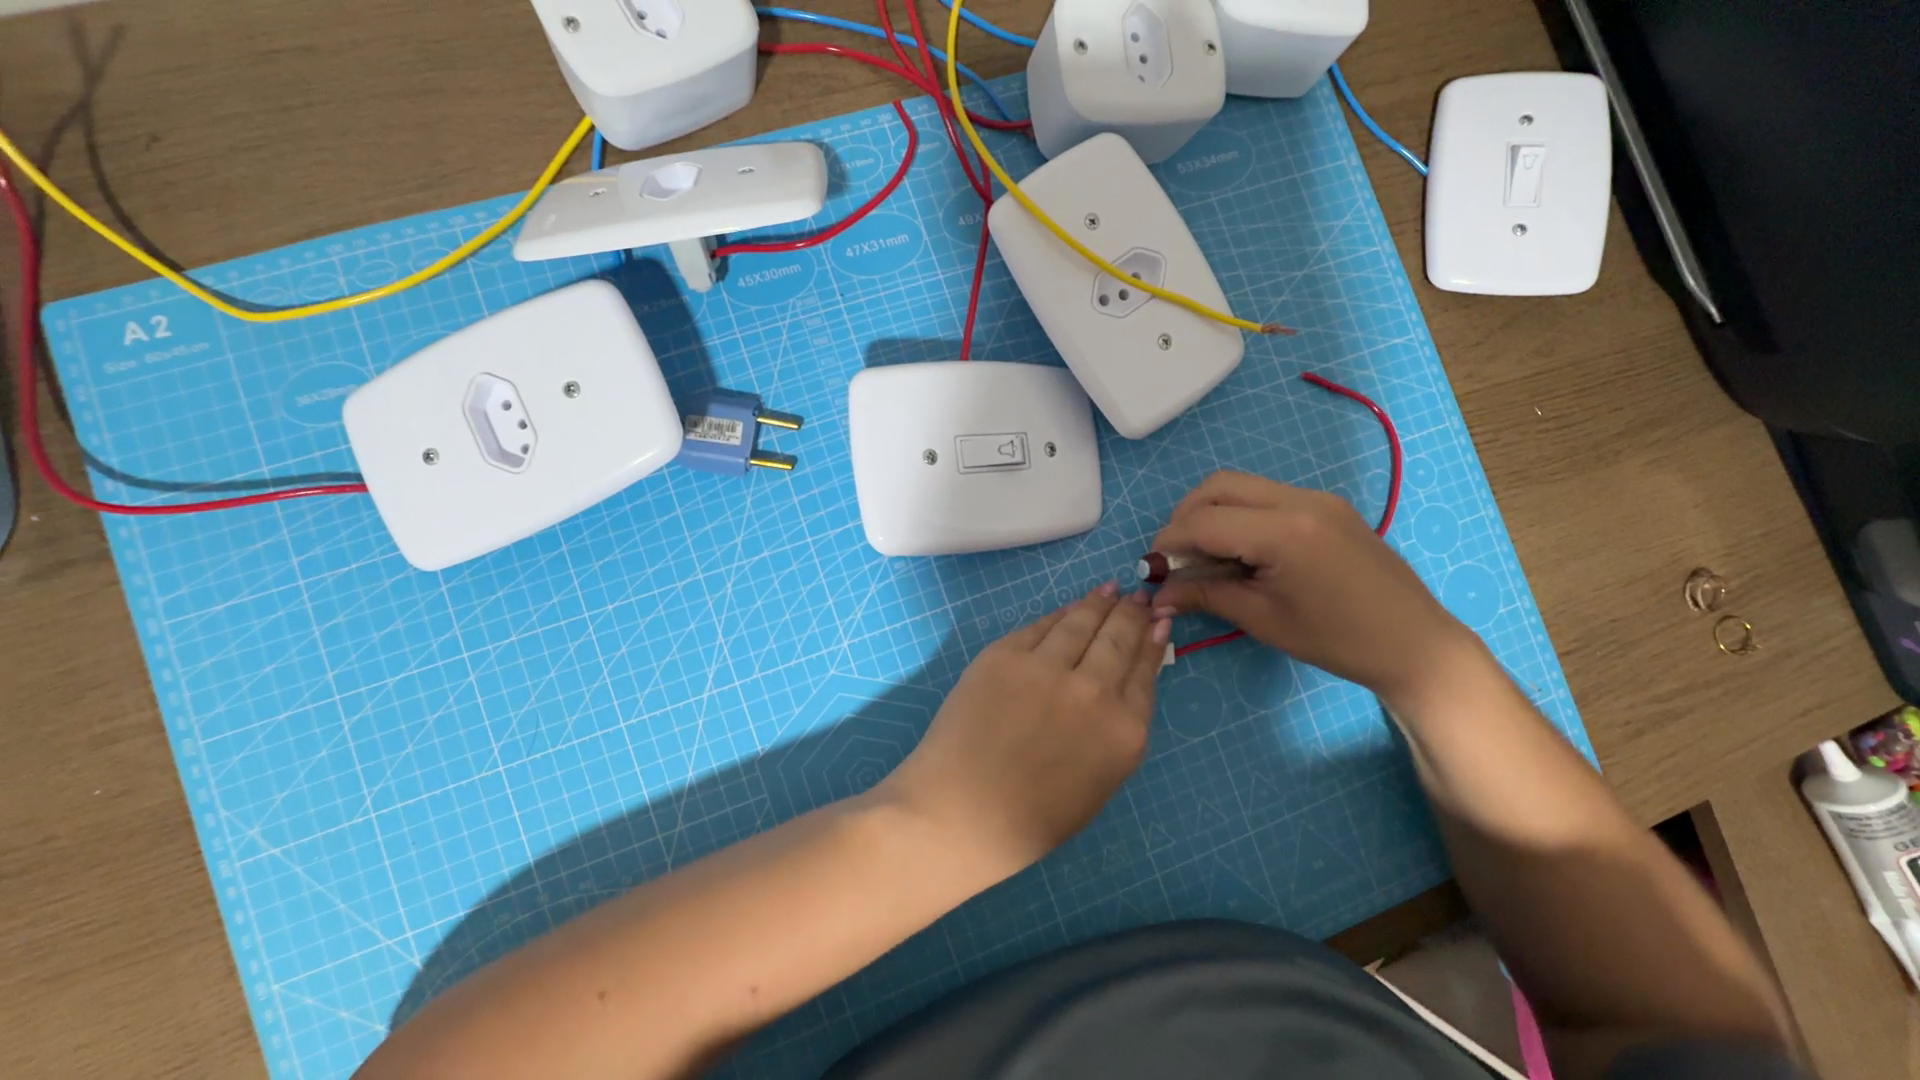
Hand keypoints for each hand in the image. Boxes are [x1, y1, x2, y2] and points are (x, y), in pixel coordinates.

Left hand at [880, 584, 1169, 881]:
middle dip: (1131, 613)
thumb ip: (1116, 731)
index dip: (1152, 639)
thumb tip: (1124, 687)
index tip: (1158, 619)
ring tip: (1109, 591)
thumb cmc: (1032, 818)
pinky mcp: (1005, 654)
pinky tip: (1069, 608)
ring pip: (1081, 622)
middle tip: (1137, 598)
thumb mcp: (1098, 783)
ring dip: (1098, 603)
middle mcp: (1094, 691)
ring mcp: (1047, 668)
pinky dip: (1060, 614)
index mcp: (1124, 732)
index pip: (1145, 670)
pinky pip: (1041, 626)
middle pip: (1119, 638)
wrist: (960, 814)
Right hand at [1150, 471, 1474, 705]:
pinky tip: (1239, 552)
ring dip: (1212, 513)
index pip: (1204, 520)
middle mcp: (1299, 500)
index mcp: (1284, 531)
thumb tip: (1158, 593)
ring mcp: (1317, 499)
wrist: (1415, 643)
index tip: (1152, 569)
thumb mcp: (1264, 620)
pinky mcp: (1327, 507)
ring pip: (1242, 487)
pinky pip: (1267, 497)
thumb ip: (1206, 596)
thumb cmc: (1338, 640)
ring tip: (1204, 557)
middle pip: (1218, 486)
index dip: (1169, 542)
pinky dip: (1240, 515)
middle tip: (1174, 557)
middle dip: (1185, 516)